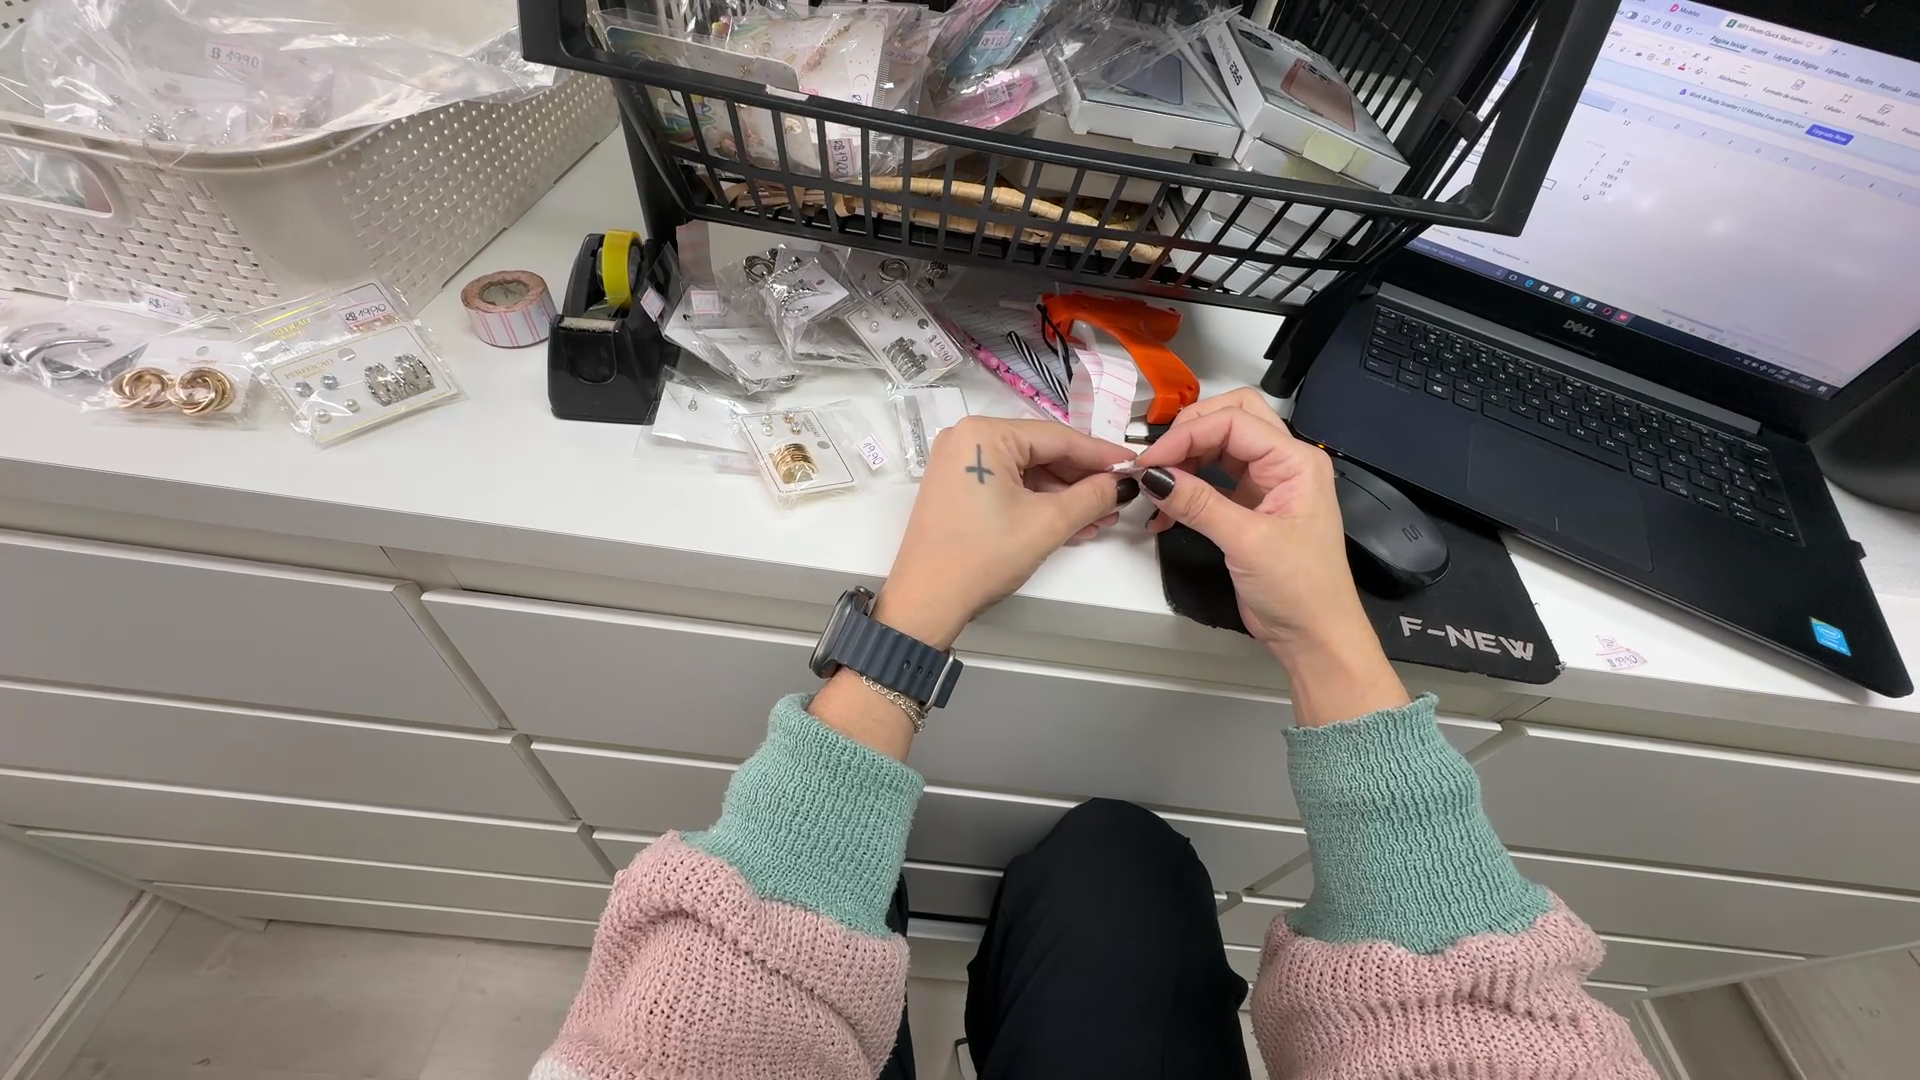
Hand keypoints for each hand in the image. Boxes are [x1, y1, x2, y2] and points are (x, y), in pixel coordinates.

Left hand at [874, 416, 1137, 649]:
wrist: (926, 602)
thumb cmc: (983, 556)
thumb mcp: (1047, 524)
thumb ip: (1092, 497)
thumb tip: (1122, 484)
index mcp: (984, 433)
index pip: (1058, 437)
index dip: (1102, 454)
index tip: (1135, 466)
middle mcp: (967, 438)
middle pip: (1041, 452)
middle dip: (1083, 479)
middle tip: (1121, 498)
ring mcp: (958, 464)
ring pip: (1026, 472)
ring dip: (1064, 496)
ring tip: (1102, 517)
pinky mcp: (957, 489)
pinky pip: (1008, 486)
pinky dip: (1038, 503)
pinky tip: (1072, 522)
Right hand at [1134, 389, 1406, 725]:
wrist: (1314, 635)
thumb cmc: (1302, 591)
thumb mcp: (1246, 542)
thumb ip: (1198, 504)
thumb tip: (1154, 476)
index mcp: (1296, 462)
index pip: (1232, 423)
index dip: (1185, 436)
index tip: (1149, 461)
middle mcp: (1283, 464)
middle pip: (1229, 419)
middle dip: (1187, 432)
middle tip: (1154, 460)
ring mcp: (1266, 484)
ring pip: (1217, 446)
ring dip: (1183, 459)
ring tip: (1155, 485)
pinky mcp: (1248, 506)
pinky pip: (1211, 479)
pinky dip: (1185, 486)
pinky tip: (1165, 509)